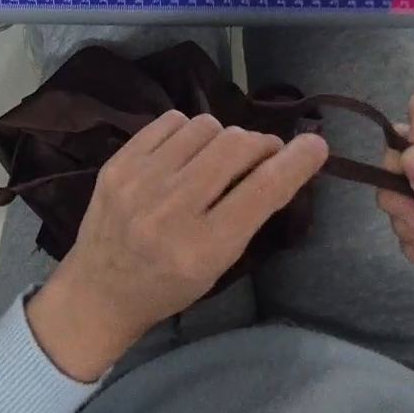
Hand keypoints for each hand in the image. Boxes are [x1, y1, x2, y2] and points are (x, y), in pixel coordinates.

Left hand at [27, 111, 329, 381]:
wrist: (98, 292)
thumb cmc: (168, 287)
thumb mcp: (218, 265)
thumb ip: (249, 215)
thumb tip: (282, 161)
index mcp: (202, 249)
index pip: (262, 191)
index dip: (296, 162)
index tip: (316, 145)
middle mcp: (170, 211)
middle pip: (236, 147)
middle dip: (261, 144)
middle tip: (263, 154)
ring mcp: (139, 182)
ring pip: (205, 126)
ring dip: (223, 137)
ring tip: (217, 158)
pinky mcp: (117, 164)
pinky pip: (171, 121)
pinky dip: (188, 131)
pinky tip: (186, 152)